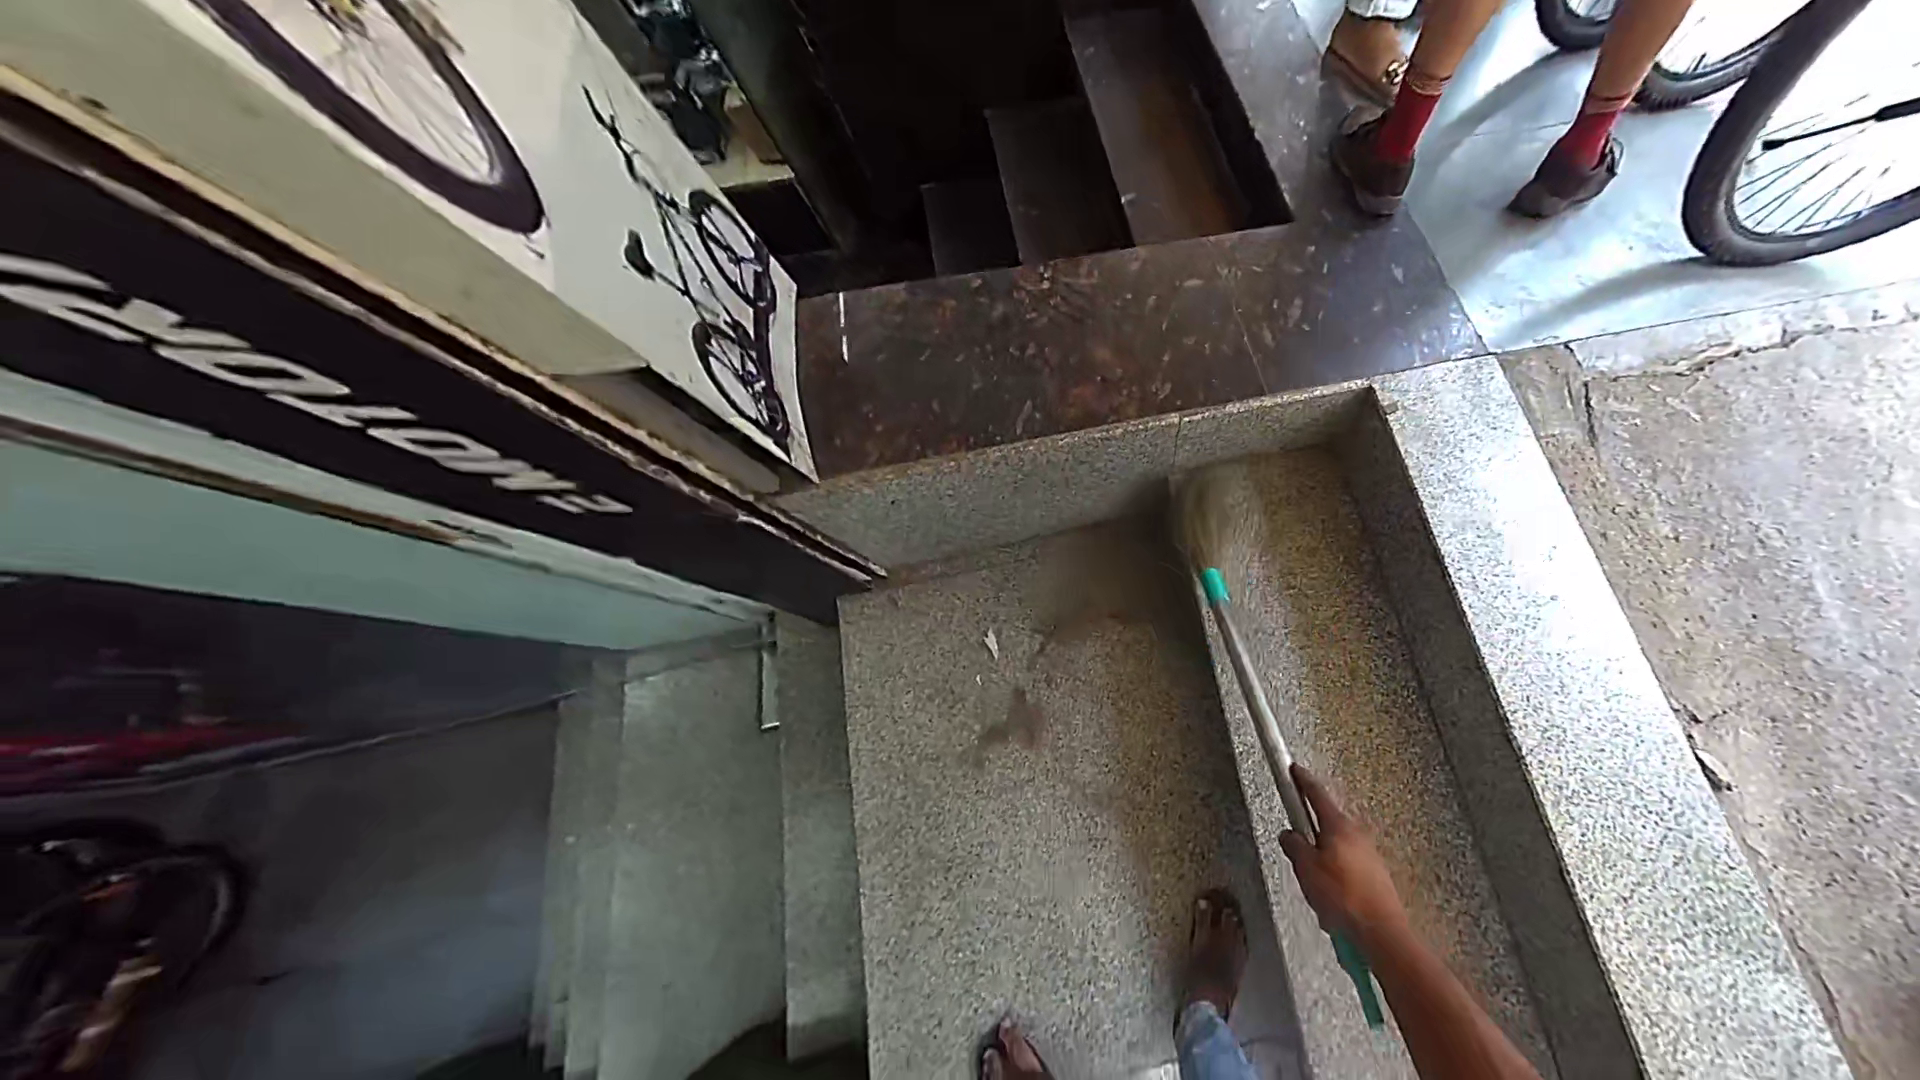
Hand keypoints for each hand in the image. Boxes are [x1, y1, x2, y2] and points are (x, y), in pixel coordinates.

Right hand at [1278, 764, 1406, 942]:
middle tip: (1297, 847)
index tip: (1296, 769)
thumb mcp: (1305, 867)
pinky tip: (1330, 896)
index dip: (1303, 780)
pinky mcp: (1375, 877)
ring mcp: (1369, 857)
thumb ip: (1293, 845)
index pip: (1316, 794)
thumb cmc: (1345, 898)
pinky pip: (1347, 867)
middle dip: (1310, 833)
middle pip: (1326, 823)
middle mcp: (1357, 836)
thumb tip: (1289, 836)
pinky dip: (1335, 876)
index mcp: (1339, 826)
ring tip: (1314, 881)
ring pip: (1336, 847)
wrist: (1382, 934)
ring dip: (1323, 858)